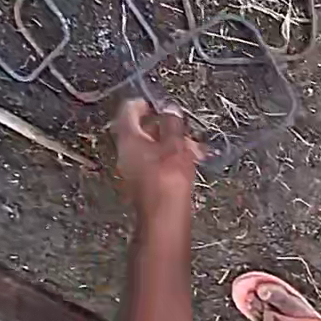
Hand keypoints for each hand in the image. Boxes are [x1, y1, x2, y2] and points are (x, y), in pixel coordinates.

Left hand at [112, 98, 206, 219]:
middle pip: (142, 131)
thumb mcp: (175, 144)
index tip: (160, 104)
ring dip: (172, 145)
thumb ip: (172, 124)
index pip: (128, 111)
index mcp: (128, 139)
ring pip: (152, 149)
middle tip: (184, 129)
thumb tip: (170, 110)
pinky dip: (170, 159)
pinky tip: (190, 163)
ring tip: (195, 149)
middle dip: (165, 128)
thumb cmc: (168, 177)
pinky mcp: (143, 184)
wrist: (165, 216)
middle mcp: (125, 153)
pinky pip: (155, 164)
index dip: (144, 103)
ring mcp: (132, 170)